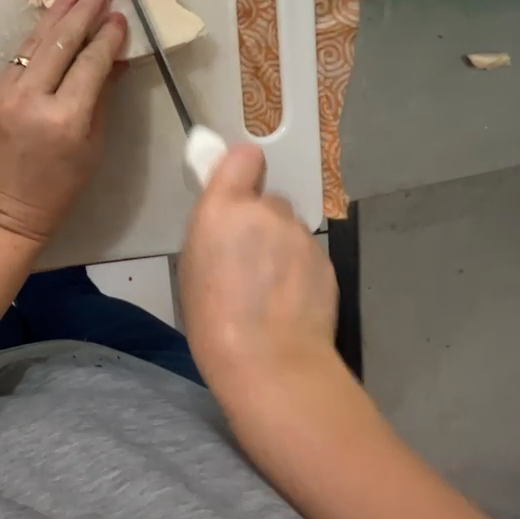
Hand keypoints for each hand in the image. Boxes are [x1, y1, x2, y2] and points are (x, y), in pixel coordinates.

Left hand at [0, 0, 127, 243]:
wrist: (4, 209)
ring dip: (55, 16)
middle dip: (82, 13)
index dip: (107, 37)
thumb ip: (102, 97)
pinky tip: (49, 24)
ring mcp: (4, 95)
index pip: (90, 63)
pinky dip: (36, 40)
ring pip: (34, 44)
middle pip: (61, 44)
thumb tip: (116, 58)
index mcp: (65, 118)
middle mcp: (32, 100)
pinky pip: (17, 59)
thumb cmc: (59, 188)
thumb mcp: (92, 146)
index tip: (121, 17)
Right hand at [179, 144, 339, 387]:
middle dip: (259, 222)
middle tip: (247, 260)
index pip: (243, 158)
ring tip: (269, 288)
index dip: (241, 171)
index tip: (236, 191)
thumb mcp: (192, 265)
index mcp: (223, 208)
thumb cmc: (211, 317)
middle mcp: (266, 212)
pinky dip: (298, 270)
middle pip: (266, 201)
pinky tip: (288, 301)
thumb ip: (215, 231)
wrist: (268, 360)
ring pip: (288, 229)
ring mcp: (301, 235)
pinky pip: (306, 254)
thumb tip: (231, 226)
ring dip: (280, 246)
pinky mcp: (326, 260)